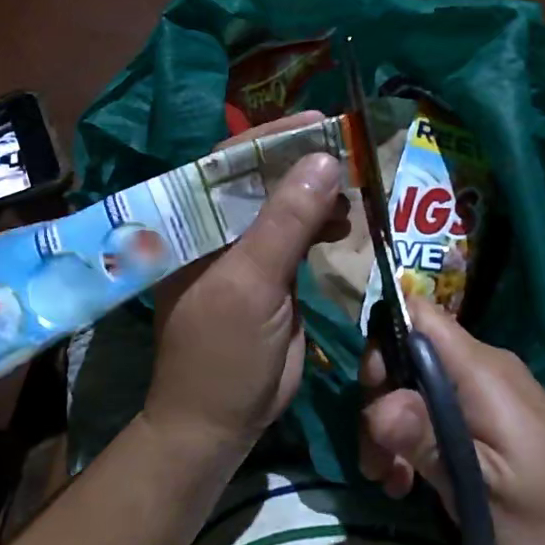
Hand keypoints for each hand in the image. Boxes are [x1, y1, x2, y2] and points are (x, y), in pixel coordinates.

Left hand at [145, 112, 348, 453]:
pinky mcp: (269, 275)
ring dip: (315, 193)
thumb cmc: (222, 352)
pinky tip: (343, 221)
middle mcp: (216, 229)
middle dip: (300, 162)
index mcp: (194, 224)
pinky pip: (296, 236)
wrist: (218, 422)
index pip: (229, 163)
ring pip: (282, 206)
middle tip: (345, 149)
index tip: (319, 122)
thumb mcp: (252, 283)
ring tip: (349, 191)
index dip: (272, 138)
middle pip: (259, 179)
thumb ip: (285, 222)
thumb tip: (323, 160)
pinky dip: (320, 224)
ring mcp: (244, 252)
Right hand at [360, 297, 544, 544]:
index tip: (371, 391)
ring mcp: (488, 390)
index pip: (419, 314)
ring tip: (389, 481)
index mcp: (479, 370)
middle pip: (410, 354)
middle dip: (380, 400)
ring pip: (419, 384)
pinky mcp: (491, 413)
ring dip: (394, 427)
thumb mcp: (478, 486)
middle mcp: (481, 366)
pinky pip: (440, 406)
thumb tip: (375, 407)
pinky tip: (410, 481)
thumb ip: (426, 439)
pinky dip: (417, 436)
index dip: (383, 339)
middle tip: (372, 460)